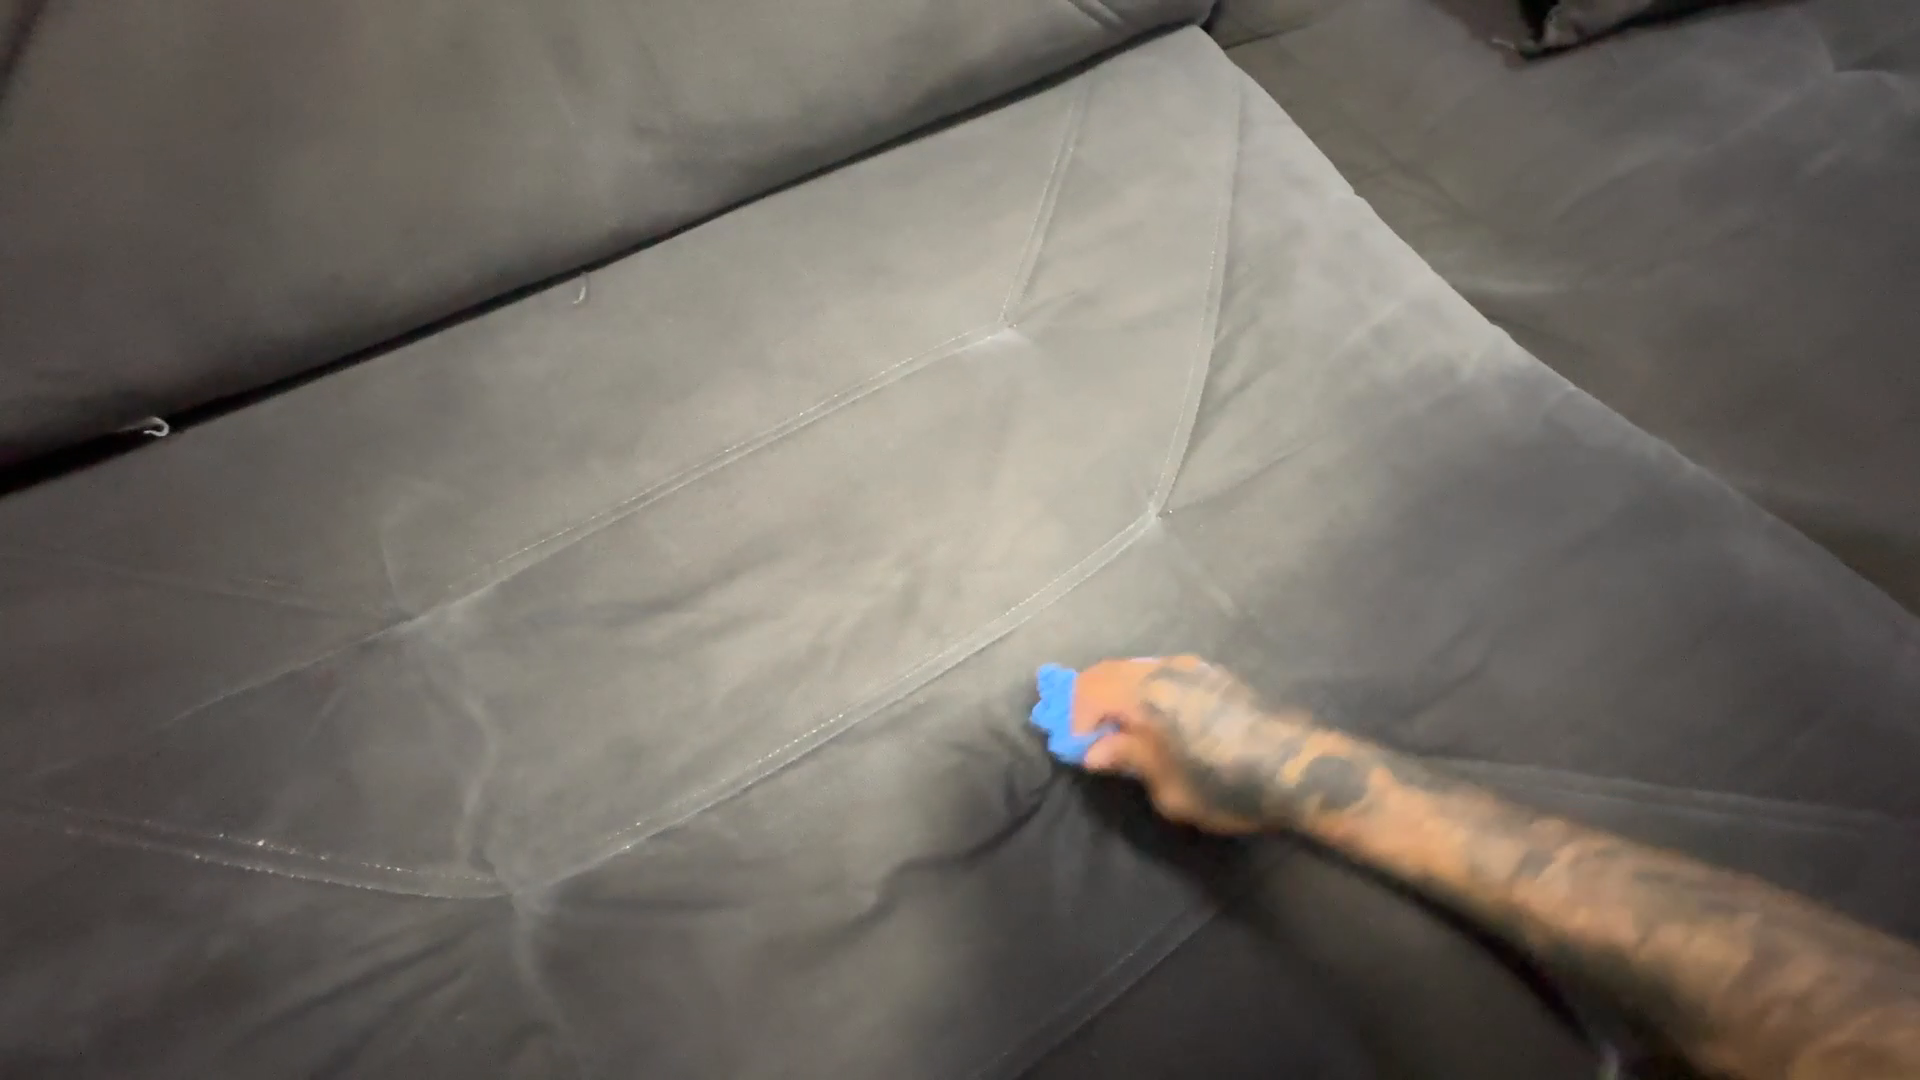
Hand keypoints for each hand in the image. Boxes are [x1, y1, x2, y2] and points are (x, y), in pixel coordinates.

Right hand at [1070, 655, 1316, 834]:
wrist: (1300, 770)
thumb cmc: (1226, 783)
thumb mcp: (1168, 786)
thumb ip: (1129, 760)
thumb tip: (1096, 750)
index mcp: (1145, 693)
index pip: (1090, 692)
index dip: (1075, 719)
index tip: (1076, 749)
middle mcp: (1163, 669)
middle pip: (1108, 672)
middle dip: (1090, 701)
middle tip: (1089, 736)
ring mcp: (1190, 667)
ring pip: (1134, 669)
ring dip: (1117, 694)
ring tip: (1120, 730)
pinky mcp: (1212, 675)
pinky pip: (1160, 673)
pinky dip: (1143, 691)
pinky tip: (1153, 721)